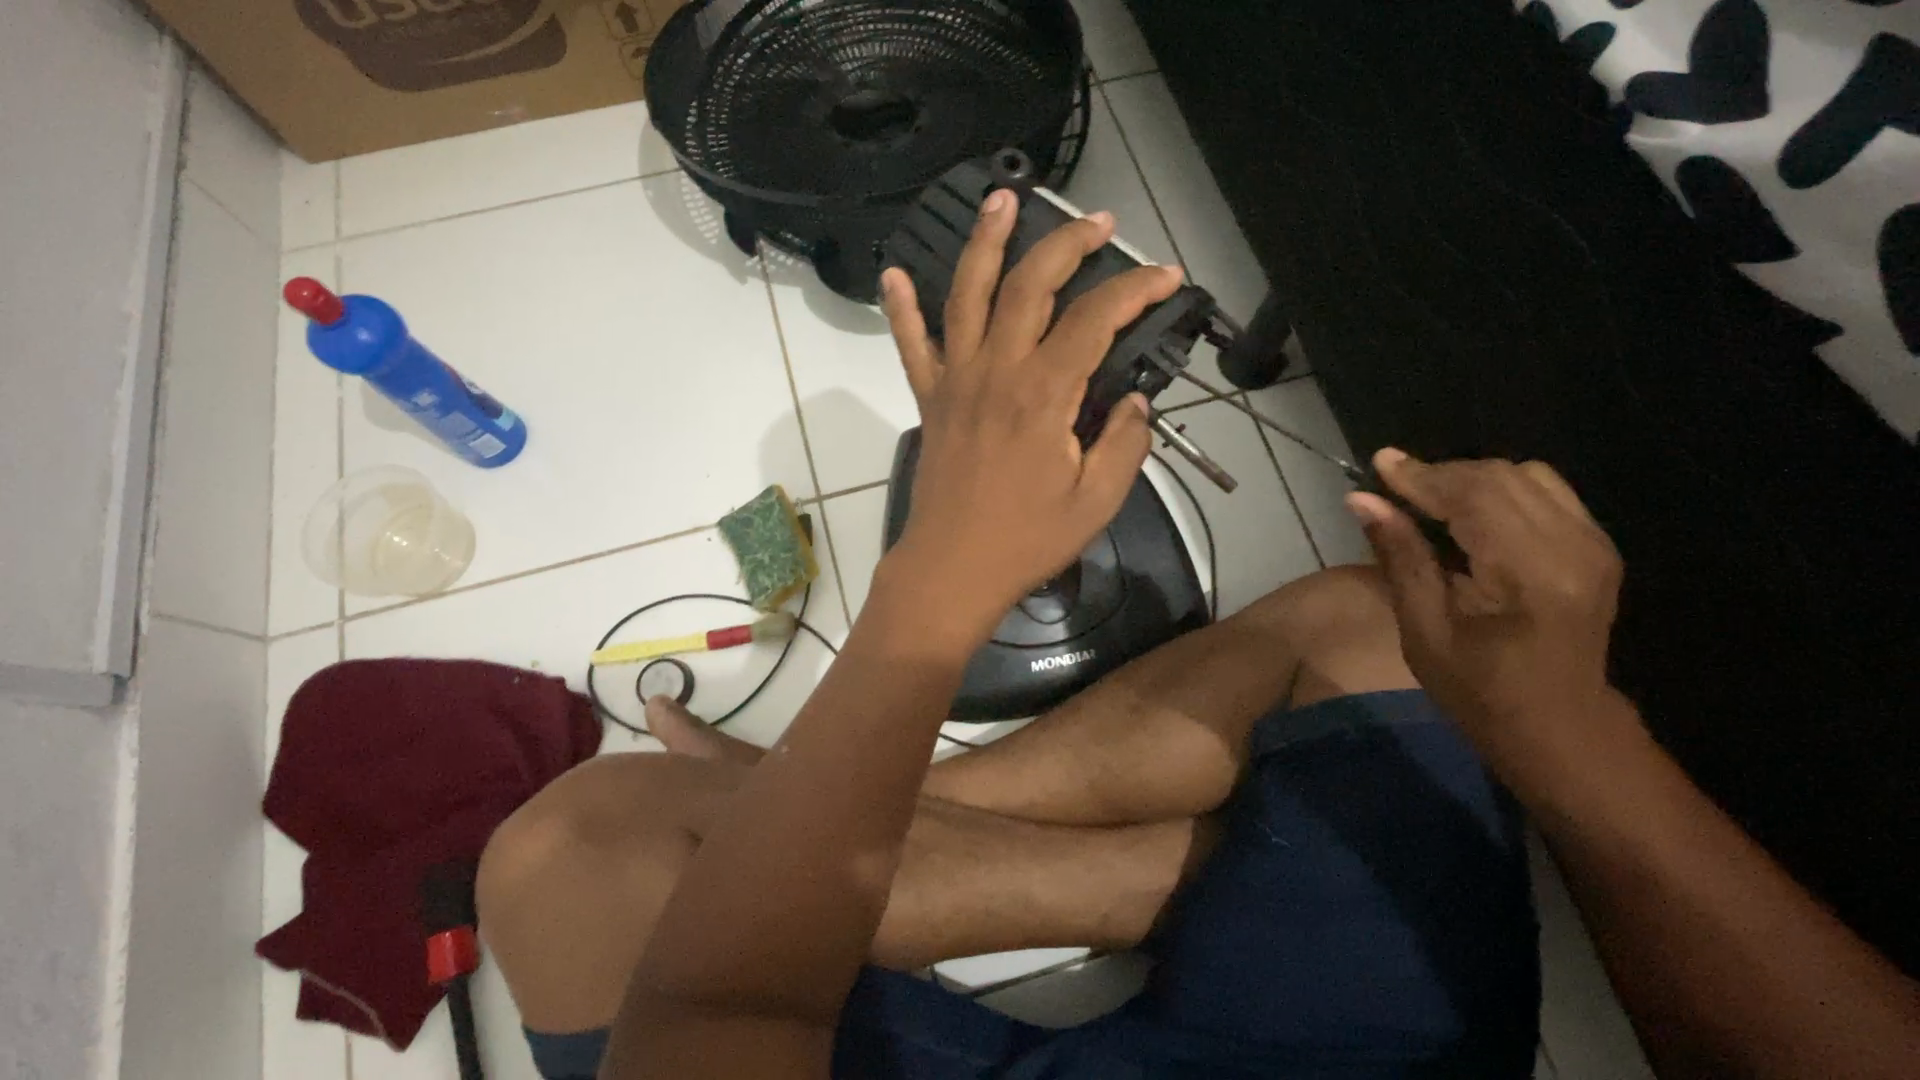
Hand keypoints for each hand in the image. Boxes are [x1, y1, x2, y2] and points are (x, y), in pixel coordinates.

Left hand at [878, 189, 1183, 626]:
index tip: (1167, 278)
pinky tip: (895, 273)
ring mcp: (956, 380)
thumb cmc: (1027, 540)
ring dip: (986, 242)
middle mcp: (997, 370)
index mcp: (1044, 393)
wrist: (952, 569)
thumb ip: (1125, 443)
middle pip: (1030, 285)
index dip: (1136, 290)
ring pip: (968, 294)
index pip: (1096, 320)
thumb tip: (1136, 402)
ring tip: (1002, 198)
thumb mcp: (1097, 500)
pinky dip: (902, 309)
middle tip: (1099, 223)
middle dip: (1069, 243)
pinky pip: (912, 345)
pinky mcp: (930, 399)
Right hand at [1349, 449, 1634, 775]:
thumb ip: (1400, 556)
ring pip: (1527, 476)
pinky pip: (1546, 492)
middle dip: (1443, 474)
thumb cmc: (1478, 689)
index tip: (1380, 463)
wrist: (1559, 725)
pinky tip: (1470, 512)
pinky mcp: (1597, 545)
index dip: (1422, 476)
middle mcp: (1572, 546)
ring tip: (1429, 498)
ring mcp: (1593, 543)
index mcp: (1529, 572)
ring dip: (1472, 479)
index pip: (1473, 496)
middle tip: (1395, 485)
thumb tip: (1362, 500)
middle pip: (1501, 477)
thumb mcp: (1424, 629)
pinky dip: (1501, 490)